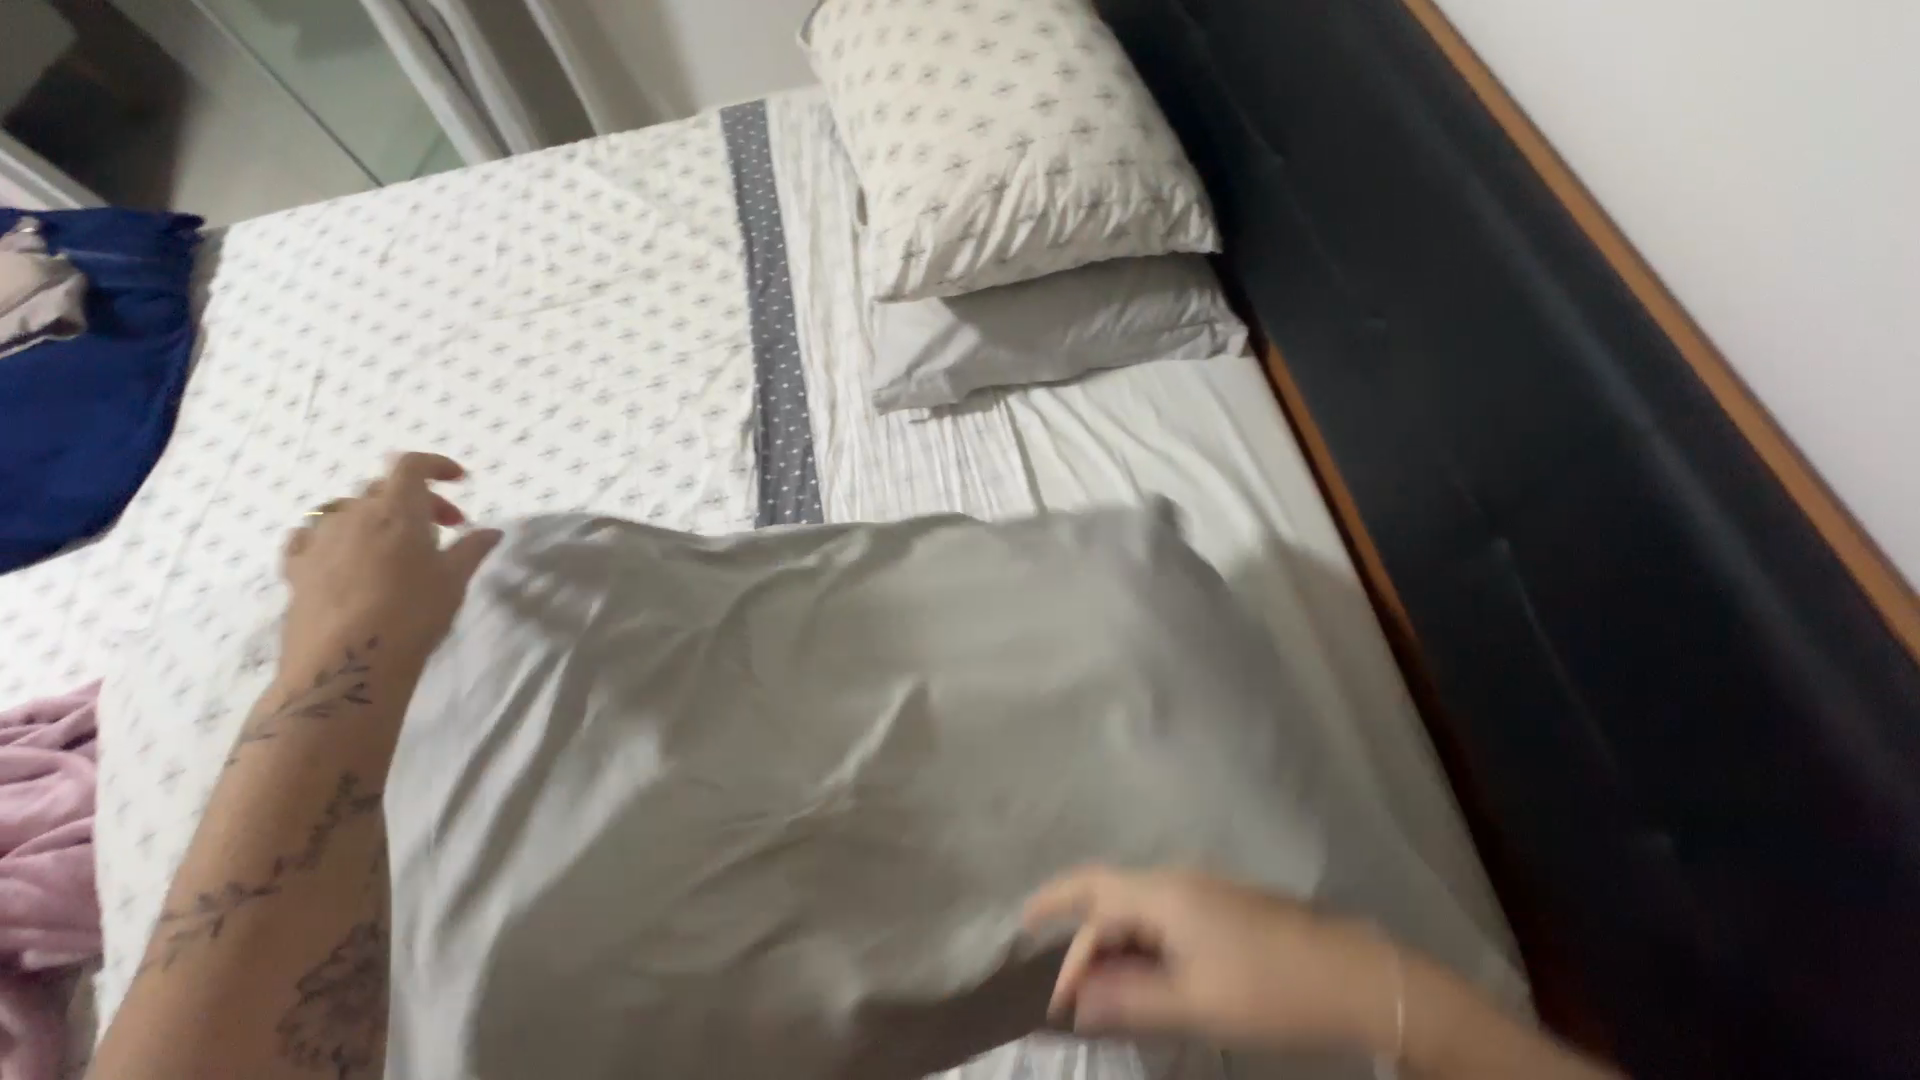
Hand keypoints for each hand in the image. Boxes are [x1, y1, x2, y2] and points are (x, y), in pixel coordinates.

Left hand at [281, 452, 500, 668]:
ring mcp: (317, 540)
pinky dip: (333, 536)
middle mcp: (352, 515)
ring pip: (346, 510)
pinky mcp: (294, 569)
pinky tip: (343, 555)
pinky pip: (310, 536)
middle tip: (443, 529)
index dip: (435, 465)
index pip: (410, 466)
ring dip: (375, 518)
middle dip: (417, 501)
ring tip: (394, 547)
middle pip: (383, 489)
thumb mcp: (454, 581)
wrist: (347, 663)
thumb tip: (490, 532)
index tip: (458, 481)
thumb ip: (471, 549)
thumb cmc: (412, 614)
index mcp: (395, 511)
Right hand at [1024, 867, 1399, 1053]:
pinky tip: (1145, 979)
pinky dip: (1141, 946)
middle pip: (1110, 896)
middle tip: (1062, 981)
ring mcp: (1203, 890)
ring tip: (1102, 992)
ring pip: (1137, 908)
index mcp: (1163, 893)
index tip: (1055, 998)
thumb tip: (1076, 1003)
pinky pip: (1163, 918)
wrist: (1359, 980)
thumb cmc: (1270, 992)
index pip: (1092, 899)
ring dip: (1112, 944)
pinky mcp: (1223, 907)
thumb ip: (1128, 1000)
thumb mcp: (1193, 1004)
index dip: (1064, 943)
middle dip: (1078, 932)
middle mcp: (1177, 879)